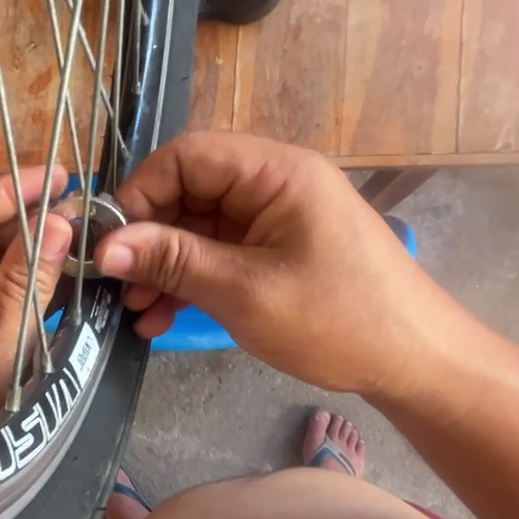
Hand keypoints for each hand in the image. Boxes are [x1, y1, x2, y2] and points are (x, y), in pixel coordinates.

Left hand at [0, 168, 74, 443]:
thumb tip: (56, 222)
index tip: (58, 175)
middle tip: (78, 212)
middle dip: (25, 218)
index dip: (10, 188)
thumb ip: (29, 283)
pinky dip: (17, 280)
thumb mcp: (5, 347)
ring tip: (76, 243)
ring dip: (26, 249)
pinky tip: (55, 278)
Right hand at [92, 131, 478, 399]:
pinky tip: (161, 318)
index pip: (187, 156)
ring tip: (136, 310)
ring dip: (162, 267)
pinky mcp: (273, 252)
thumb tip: (104, 247)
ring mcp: (272, 220)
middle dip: (147, 238)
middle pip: (187, 192)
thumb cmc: (337, 320)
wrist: (414, 362)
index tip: (111, 243)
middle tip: (116, 285)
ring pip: (195, 228)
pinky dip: (187, 281)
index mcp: (275, 172)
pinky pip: (215, 255)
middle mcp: (271, 185)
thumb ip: (172, 261)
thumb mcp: (244, 291)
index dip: (141, 193)